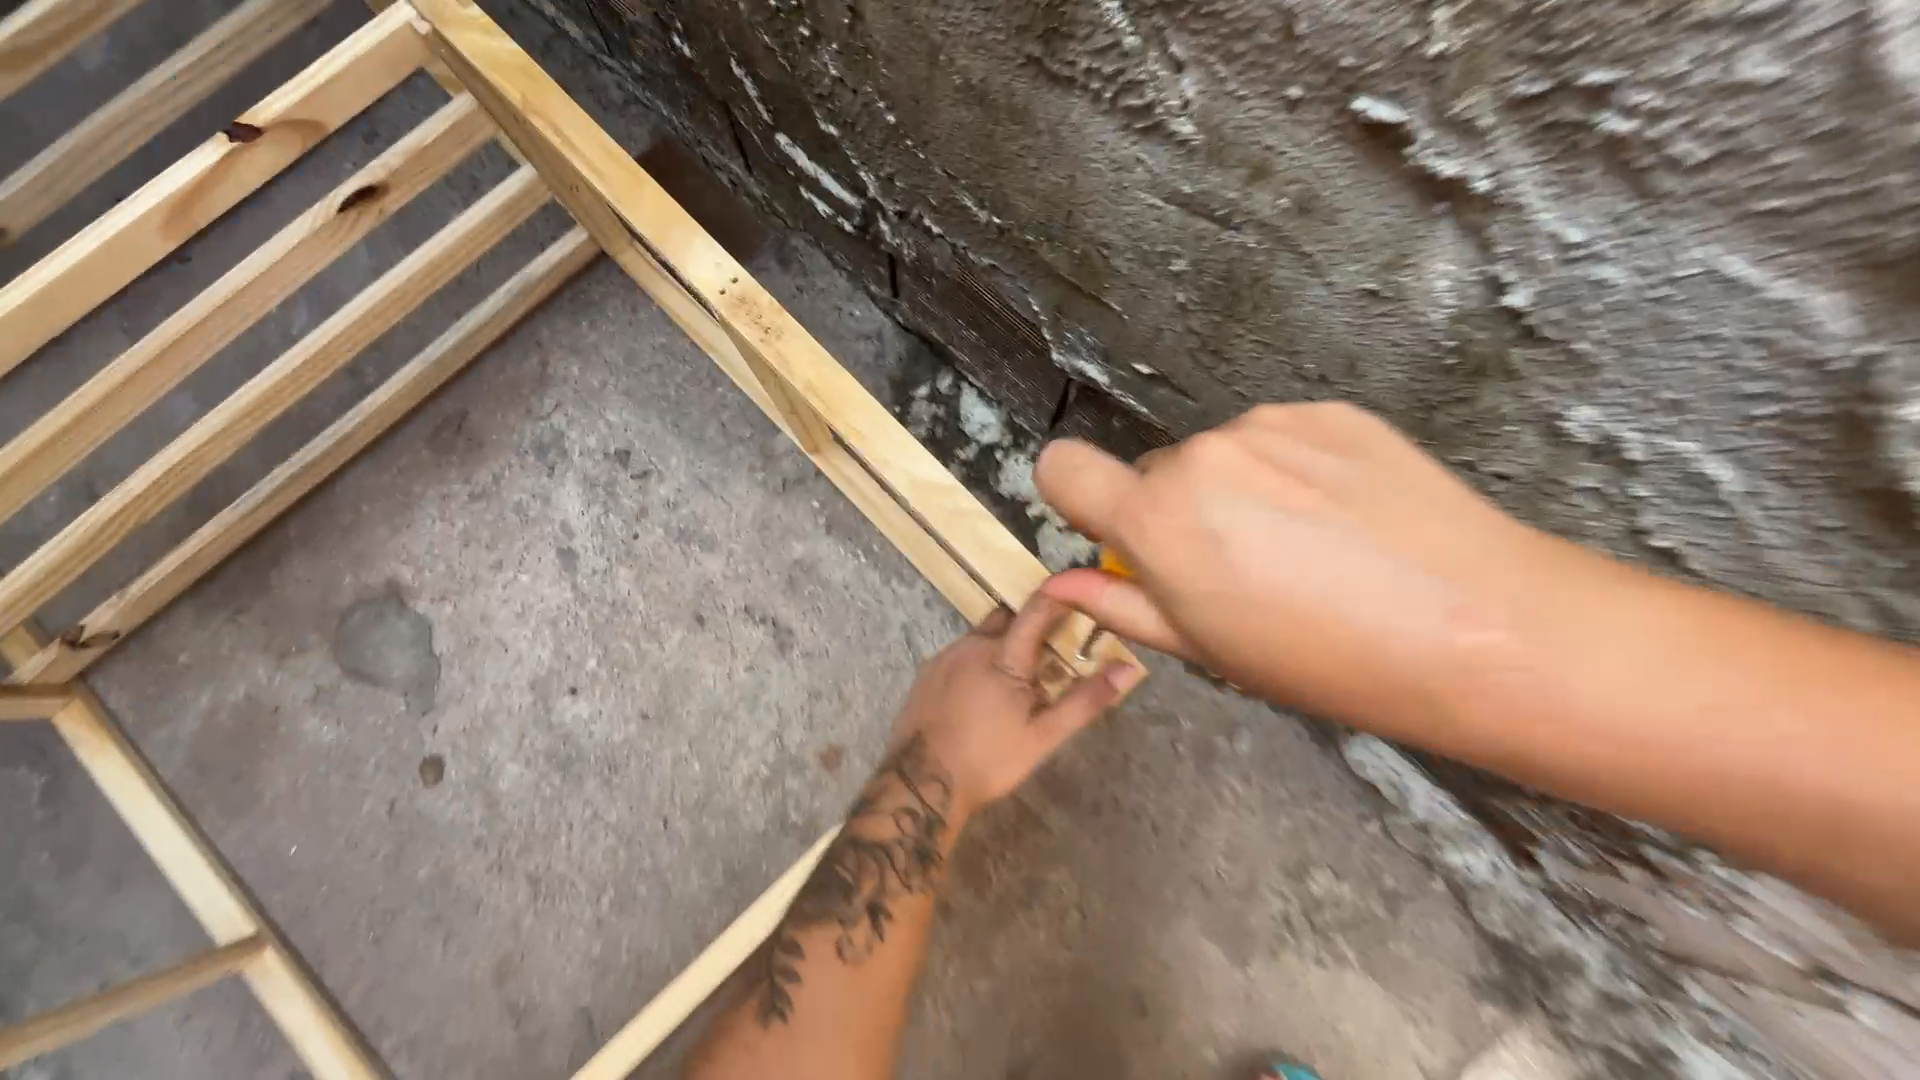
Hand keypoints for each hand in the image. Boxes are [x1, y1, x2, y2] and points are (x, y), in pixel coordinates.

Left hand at [889, 593, 1143, 820]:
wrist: (920, 785)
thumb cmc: (988, 761)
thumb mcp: (1044, 737)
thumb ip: (1086, 700)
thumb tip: (1127, 669)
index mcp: (1002, 656)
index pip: (1036, 609)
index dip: (1058, 596)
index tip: (1077, 594)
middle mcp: (970, 645)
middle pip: (1007, 619)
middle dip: (1030, 626)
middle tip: (1053, 649)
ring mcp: (943, 657)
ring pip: (981, 636)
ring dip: (1003, 645)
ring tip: (1019, 678)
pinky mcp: (925, 672)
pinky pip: (960, 653)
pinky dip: (978, 660)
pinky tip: (984, 693)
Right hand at [1035, 403, 1571, 734]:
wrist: (1476, 624)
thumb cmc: (1323, 658)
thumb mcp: (1207, 649)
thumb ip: (1121, 604)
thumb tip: (1061, 582)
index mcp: (1158, 519)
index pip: (1063, 468)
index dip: (1073, 495)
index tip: (1110, 528)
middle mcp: (1201, 455)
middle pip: (1154, 474)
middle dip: (1175, 513)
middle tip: (1237, 568)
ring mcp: (1267, 425)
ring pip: (1217, 457)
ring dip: (1234, 492)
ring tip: (1303, 545)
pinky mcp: (1326, 411)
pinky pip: (1276, 439)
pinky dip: (1288, 471)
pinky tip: (1341, 517)